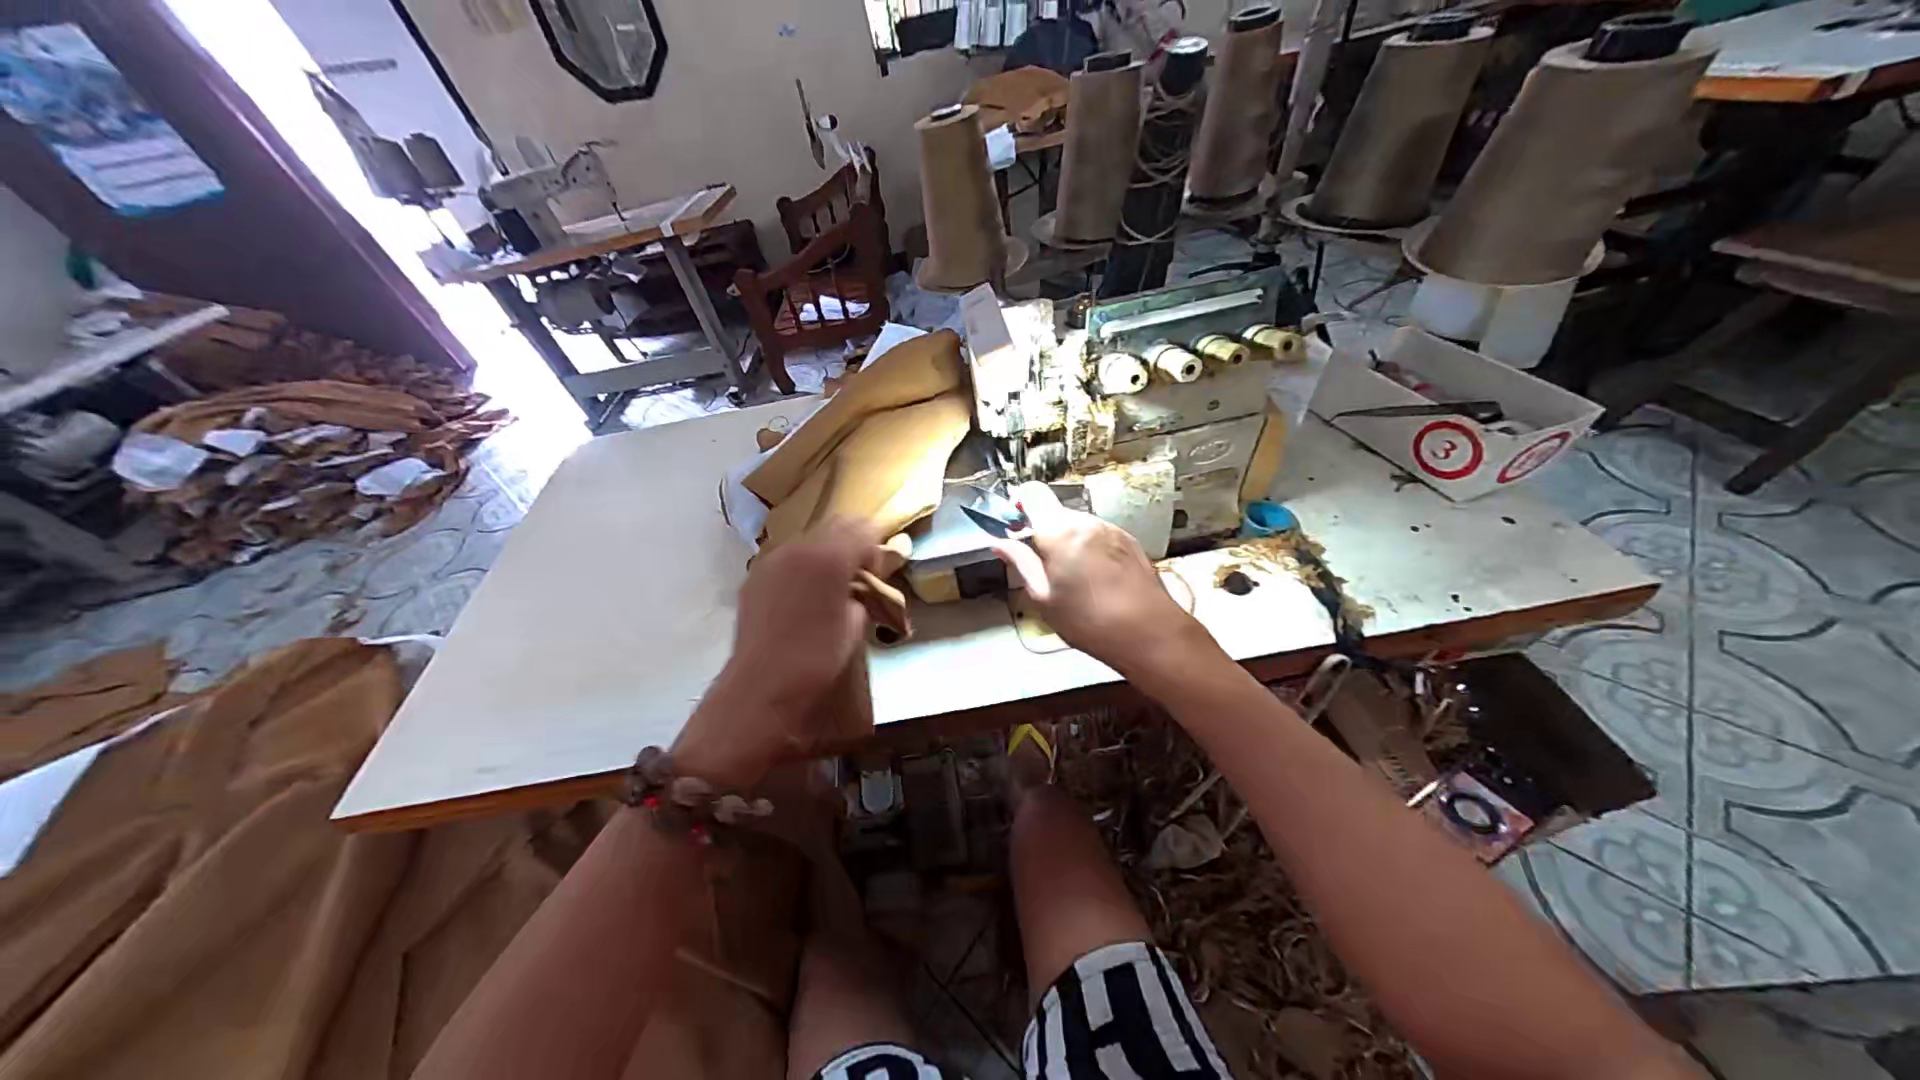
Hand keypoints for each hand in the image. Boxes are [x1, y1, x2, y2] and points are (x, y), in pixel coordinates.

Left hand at [674, 518, 877, 786]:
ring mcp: (771, 560)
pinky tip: (806, 599)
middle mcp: (796, 547)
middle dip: (854, 544)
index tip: (882, 574)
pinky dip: (804, 567)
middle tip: (863, 578)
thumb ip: (866, 593)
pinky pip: (789, 558)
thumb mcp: (856, 626)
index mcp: (828, 557)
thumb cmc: (817, 662)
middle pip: (837, 524)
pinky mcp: (754, 577)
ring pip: (810, 539)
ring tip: (833, 590)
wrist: (761, 691)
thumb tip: (866, 583)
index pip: (865, 528)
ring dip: (828, 554)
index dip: (878, 547)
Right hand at [989, 481, 1212, 677]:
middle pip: (1056, 513)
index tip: (1015, 528)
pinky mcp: (1130, 542)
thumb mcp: (1044, 597)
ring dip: (1069, 543)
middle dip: (1044, 532)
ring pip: (1079, 526)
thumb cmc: (1089, 621)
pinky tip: (1096, 581)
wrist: (1148, 633)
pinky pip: (1100, 537)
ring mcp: (1112, 530)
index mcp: (1058, 531)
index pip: (1032, 493)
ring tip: (1072, 580)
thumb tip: (999, 543)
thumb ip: (1021, 563)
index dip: (1019, 505)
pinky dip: (1090, 550)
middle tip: (1042, 566)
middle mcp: (1086, 521)